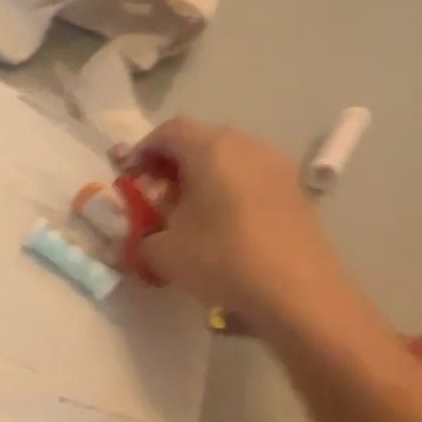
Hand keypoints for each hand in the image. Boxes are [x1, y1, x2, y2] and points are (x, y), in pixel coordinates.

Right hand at [117, 118, 367, 335]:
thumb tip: (141, 235)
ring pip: (226, 161)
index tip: (127, 179)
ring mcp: (275, 165)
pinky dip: (224, 194)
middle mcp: (246, 145)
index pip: (169, 131)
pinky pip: (247, 180)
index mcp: (211, 149)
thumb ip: (139, 236)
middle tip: (152, 200)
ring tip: (184, 217)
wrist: (294, 289)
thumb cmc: (220, 258)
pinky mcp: (291, 190)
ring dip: (199, 181)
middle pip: (200, 142)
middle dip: (170, 167)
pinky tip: (217, 228)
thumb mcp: (161, 252)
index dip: (142, 151)